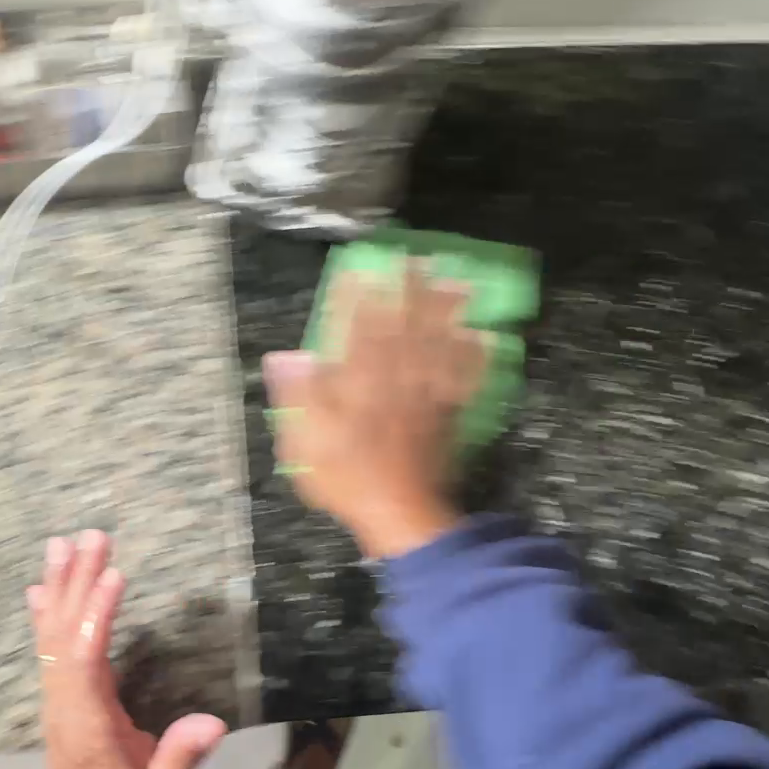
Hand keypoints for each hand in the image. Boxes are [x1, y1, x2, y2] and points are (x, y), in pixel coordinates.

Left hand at [28, 531, 227, 768]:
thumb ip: (181, 756)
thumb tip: (213, 722)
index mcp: (88, 722)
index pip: (86, 660)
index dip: (96, 616)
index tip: (113, 575)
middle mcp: (65, 701)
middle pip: (65, 634)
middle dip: (77, 583)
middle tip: (91, 536)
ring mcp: (56, 696)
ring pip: (51, 634)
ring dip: (58, 587)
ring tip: (60, 544)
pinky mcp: (57, 695)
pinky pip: (46, 645)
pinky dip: (43, 612)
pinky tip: (38, 587)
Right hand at [262, 265, 483, 558]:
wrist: (399, 511)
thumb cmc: (347, 478)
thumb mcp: (304, 442)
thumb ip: (296, 396)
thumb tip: (284, 358)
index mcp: (356, 384)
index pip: (355, 330)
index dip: (356, 296)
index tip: (359, 268)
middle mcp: (394, 380)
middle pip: (403, 325)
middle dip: (407, 289)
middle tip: (415, 257)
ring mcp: (424, 396)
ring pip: (438, 343)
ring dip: (446, 311)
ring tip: (455, 280)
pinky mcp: (446, 415)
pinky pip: (465, 378)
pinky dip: (476, 357)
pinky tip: (485, 338)